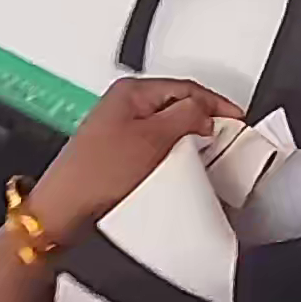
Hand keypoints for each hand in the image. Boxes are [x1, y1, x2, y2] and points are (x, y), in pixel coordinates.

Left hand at [27, 77, 241, 244]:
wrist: (64, 214)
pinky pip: (158, 142)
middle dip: (204, 117)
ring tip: (205, 151)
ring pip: (169, 124)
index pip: (187, 87)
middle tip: (225, 134)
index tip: (236, 118)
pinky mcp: (121, 151)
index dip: (216, 103)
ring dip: (189, 136)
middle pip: (178, 103)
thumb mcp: (154, 138)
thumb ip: (187, 115)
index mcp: (131, 91)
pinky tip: (179, 164)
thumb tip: (207, 111)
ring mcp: (121, 128)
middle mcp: (124, 105)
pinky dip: (174, 150)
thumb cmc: (96, 175)